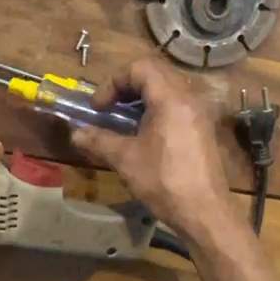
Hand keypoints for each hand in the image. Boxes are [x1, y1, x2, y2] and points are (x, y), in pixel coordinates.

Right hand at [71, 58, 234, 238]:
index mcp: (171, 98)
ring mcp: (199, 114)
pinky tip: (143, 135)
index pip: (140, 67)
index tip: (98, 107)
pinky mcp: (202, 130)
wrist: (203, 212)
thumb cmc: (164, 181)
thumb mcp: (126, 160)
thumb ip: (99, 141)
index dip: (113, 82)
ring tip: (122, 121)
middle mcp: (189, 98)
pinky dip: (156, 111)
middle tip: (108, 109)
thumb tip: (76, 134)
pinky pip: (177, 106)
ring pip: (167, 90)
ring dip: (141, 99)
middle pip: (155, 73)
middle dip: (126, 87)